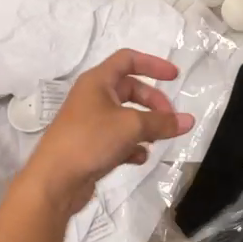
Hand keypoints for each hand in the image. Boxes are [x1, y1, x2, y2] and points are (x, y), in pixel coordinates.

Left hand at [18, 50, 194, 217]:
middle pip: (131, 90)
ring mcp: (91, 122)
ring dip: (146, 126)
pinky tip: (139, 158)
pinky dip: (132, 146)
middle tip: (171, 119)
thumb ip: (163, 122)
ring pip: (127, 116)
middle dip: (154, 103)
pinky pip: (119, 139)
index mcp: (97, 81)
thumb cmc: (90, 140)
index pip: (128, 60)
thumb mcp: (132, 126)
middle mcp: (93, 97)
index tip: (175, 77)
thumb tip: (189, 121)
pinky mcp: (90, 145)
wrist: (53, 181)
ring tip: (157, 140)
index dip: (153, 64)